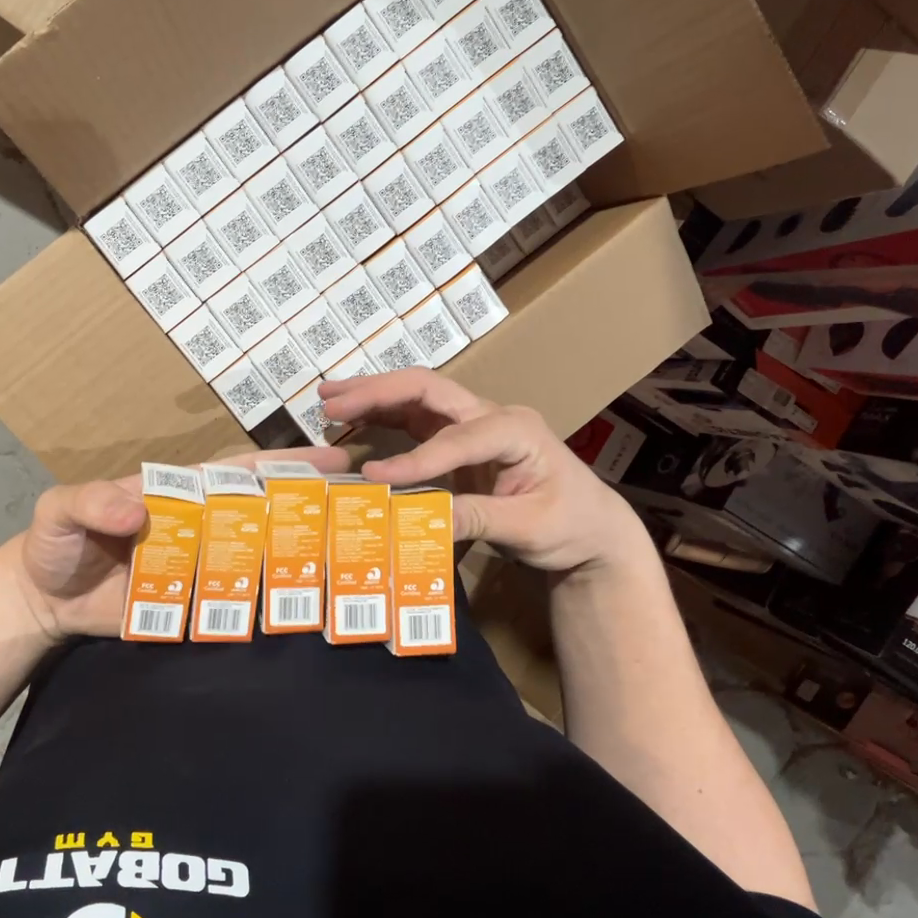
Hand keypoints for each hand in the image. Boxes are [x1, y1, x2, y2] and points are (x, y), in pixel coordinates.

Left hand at [9, 446, 352, 641]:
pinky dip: (267, 610)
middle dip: (313, 513)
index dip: (286, 466)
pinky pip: (236, 608)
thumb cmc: (56, 541)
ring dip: (302, 562)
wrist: (43, 600)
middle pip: (265, 516)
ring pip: (260, 562)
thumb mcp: (61, 509)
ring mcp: (201, 570)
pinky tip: (305, 613)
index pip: (240, 473)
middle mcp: (202, 527)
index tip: (336, 463)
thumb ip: (90, 502)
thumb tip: (134, 512)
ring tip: (352, 566)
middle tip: (366, 516)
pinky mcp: (193, 609)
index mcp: (180, 492)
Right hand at [318, 369, 646, 574]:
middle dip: (377, 392)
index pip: (456, 437)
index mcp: (515, 429)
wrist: (590, 528)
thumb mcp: (530, 528)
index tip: (374, 478)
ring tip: (328, 400)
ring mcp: (471, 424)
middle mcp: (490, 415)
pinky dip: (380, 416)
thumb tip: (420, 517)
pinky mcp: (457, 440)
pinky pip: (413, 420)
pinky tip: (351, 419)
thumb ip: (477, 518)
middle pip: (426, 389)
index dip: (414, 458)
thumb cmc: (570, 524)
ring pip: (415, 397)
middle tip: (331, 401)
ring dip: (371, 395)